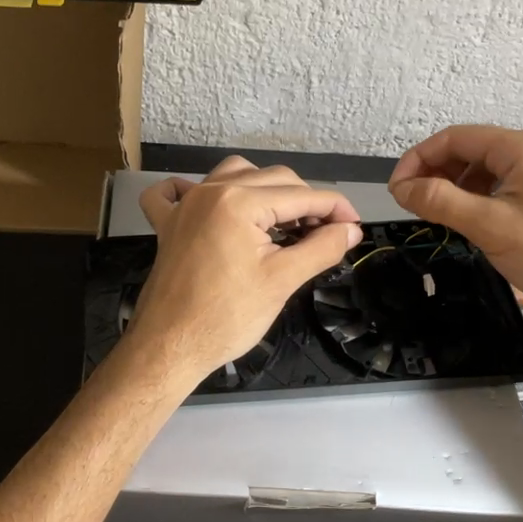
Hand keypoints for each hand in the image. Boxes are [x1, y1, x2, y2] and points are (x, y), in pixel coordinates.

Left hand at [126, 157, 362, 389]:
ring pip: (234, 175)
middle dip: (305, 201)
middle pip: (274, 179)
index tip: (353, 227)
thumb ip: (322, 248)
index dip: (335, 209)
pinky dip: (194, 190)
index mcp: (239, 201)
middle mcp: (210, 191)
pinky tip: (212, 205)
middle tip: (326, 233)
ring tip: (284, 222)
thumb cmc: (225, 317)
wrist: (169, 346)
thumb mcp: (282, 281)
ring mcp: (185, 205)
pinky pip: (175, 192)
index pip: (302, 195)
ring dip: (263, 189)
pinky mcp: (168, 225)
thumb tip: (349, 231)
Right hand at [388, 126, 522, 330]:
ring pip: (495, 170)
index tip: (396, 192)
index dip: (418, 160)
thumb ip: (441, 201)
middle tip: (416, 209)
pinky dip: (490, 198)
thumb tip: (401, 187)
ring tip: (447, 220)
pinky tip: (485, 226)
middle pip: (474, 150)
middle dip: (439, 175)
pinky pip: (517, 184)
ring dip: (462, 189)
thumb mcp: (492, 228)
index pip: (454, 138)